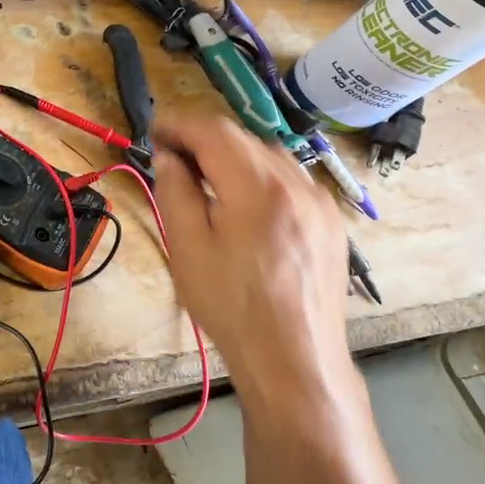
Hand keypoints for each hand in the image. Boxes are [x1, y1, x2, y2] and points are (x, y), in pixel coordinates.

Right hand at [151, 118, 352, 400]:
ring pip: (271, 158)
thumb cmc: (231, 304)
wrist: (293, 358)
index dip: (180, 125)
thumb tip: (169, 157)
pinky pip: (292, 182)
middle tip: (171, 158)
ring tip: (205, 180)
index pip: (215, 131)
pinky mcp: (330, 226)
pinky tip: (243, 204)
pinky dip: (261, 178)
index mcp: (258, 187)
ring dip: (234, 157)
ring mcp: (321, 205)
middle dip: (205, 140)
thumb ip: (175, 190)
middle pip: (245, 140)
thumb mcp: (187, 245)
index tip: (154, 132)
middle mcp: (298, 185)